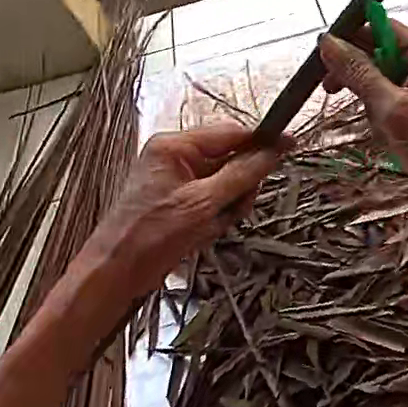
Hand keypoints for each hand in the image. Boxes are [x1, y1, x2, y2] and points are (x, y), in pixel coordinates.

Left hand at [79, 123, 283, 287]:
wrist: (115, 273)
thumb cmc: (152, 234)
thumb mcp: (203, 203)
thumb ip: (241, 174)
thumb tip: (274, 150)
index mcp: (175, 145)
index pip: (230, 133)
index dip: (261, 141)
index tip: (291, 145)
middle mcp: (176, 157)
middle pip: (230, 159)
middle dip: (239, 186)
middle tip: (233, 209)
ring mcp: (177, 180)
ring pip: (225, 184)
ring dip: (228, 207)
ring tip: (211, 227)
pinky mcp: (179, 203)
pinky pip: (212, 202)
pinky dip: (216, 218)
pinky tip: (203, 234)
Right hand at [319, 21, 407, 217]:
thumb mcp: (392, 108)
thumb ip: (359, 73)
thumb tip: (329, 44)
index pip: (385, 29)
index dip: (354, 35)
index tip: (325, 51)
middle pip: (379, 55)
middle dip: (356, 73)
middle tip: (331, 88)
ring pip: (380, 84)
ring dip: (369, 103)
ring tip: (377, 125)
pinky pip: (388, 107)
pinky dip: (379, 119)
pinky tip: (386, 138)